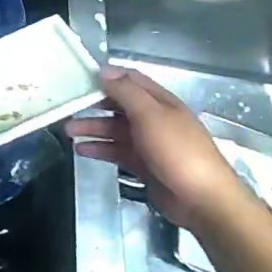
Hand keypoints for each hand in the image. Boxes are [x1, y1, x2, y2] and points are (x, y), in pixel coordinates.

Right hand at [65, 66, 251, 231]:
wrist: (203, 200)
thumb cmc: (177, 151)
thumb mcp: (150, 115)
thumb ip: (126, 91)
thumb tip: (105, 70)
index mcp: (161, 102)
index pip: (132, 80)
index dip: (108, 77)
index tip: (81, 78)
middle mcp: (155, 120)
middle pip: (119, 106)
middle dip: (94, 106)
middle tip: (68, 108)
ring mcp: (149, 144)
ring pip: (115, 130)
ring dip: (92, 129)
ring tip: (67, 131)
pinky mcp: (144, 166)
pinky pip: (117, 152)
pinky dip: (99, 149)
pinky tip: (82, 150)